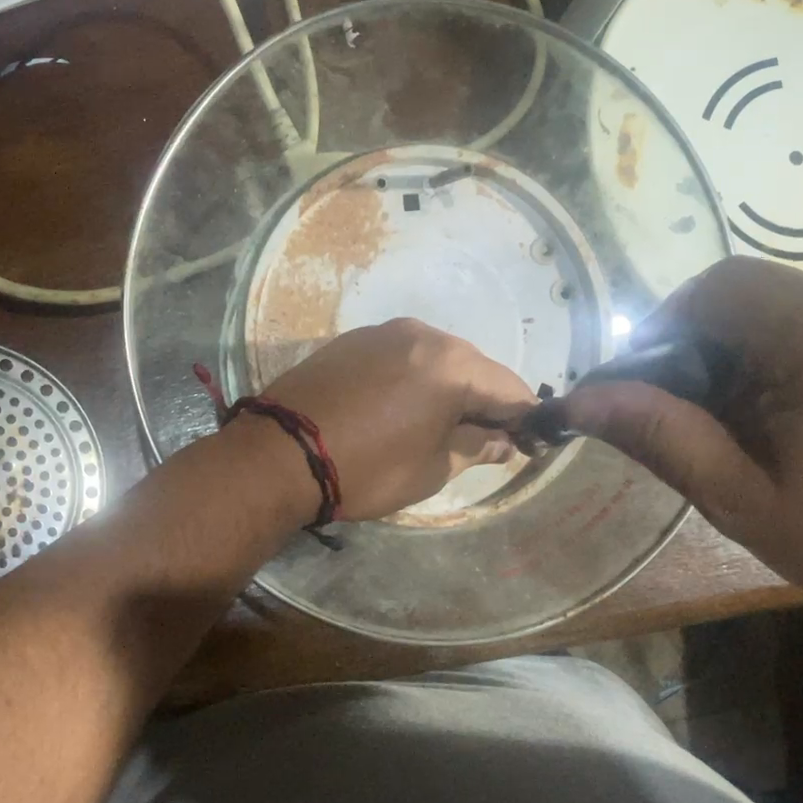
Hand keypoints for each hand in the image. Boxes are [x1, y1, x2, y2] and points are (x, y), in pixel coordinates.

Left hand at [250, 318, 535, 521]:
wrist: (278, 456)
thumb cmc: (365, 469)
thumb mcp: (430, 469)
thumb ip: (475, 448)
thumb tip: (503, 441)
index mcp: (451, 364)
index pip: (509, 388)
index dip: (523, 419)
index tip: (525, 444)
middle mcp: (421, 334)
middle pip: (472, 368)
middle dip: (482, 402)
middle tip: (477, 441)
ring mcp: (380, 333)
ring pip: (433, 359)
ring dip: (443, 390)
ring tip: (432, 428)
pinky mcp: (348, 341)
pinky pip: (397, 357)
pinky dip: (409, 380)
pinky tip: (396, 410)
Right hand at [554, 257, 802, 643]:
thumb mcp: (747, 502)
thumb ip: (662, 436)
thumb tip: (578, 399)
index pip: (719, 287)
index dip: (668, 325)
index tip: (655, 384)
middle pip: (770, 301)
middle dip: (726, 355)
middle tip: (723, 429)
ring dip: (782, 359)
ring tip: (795, 436)